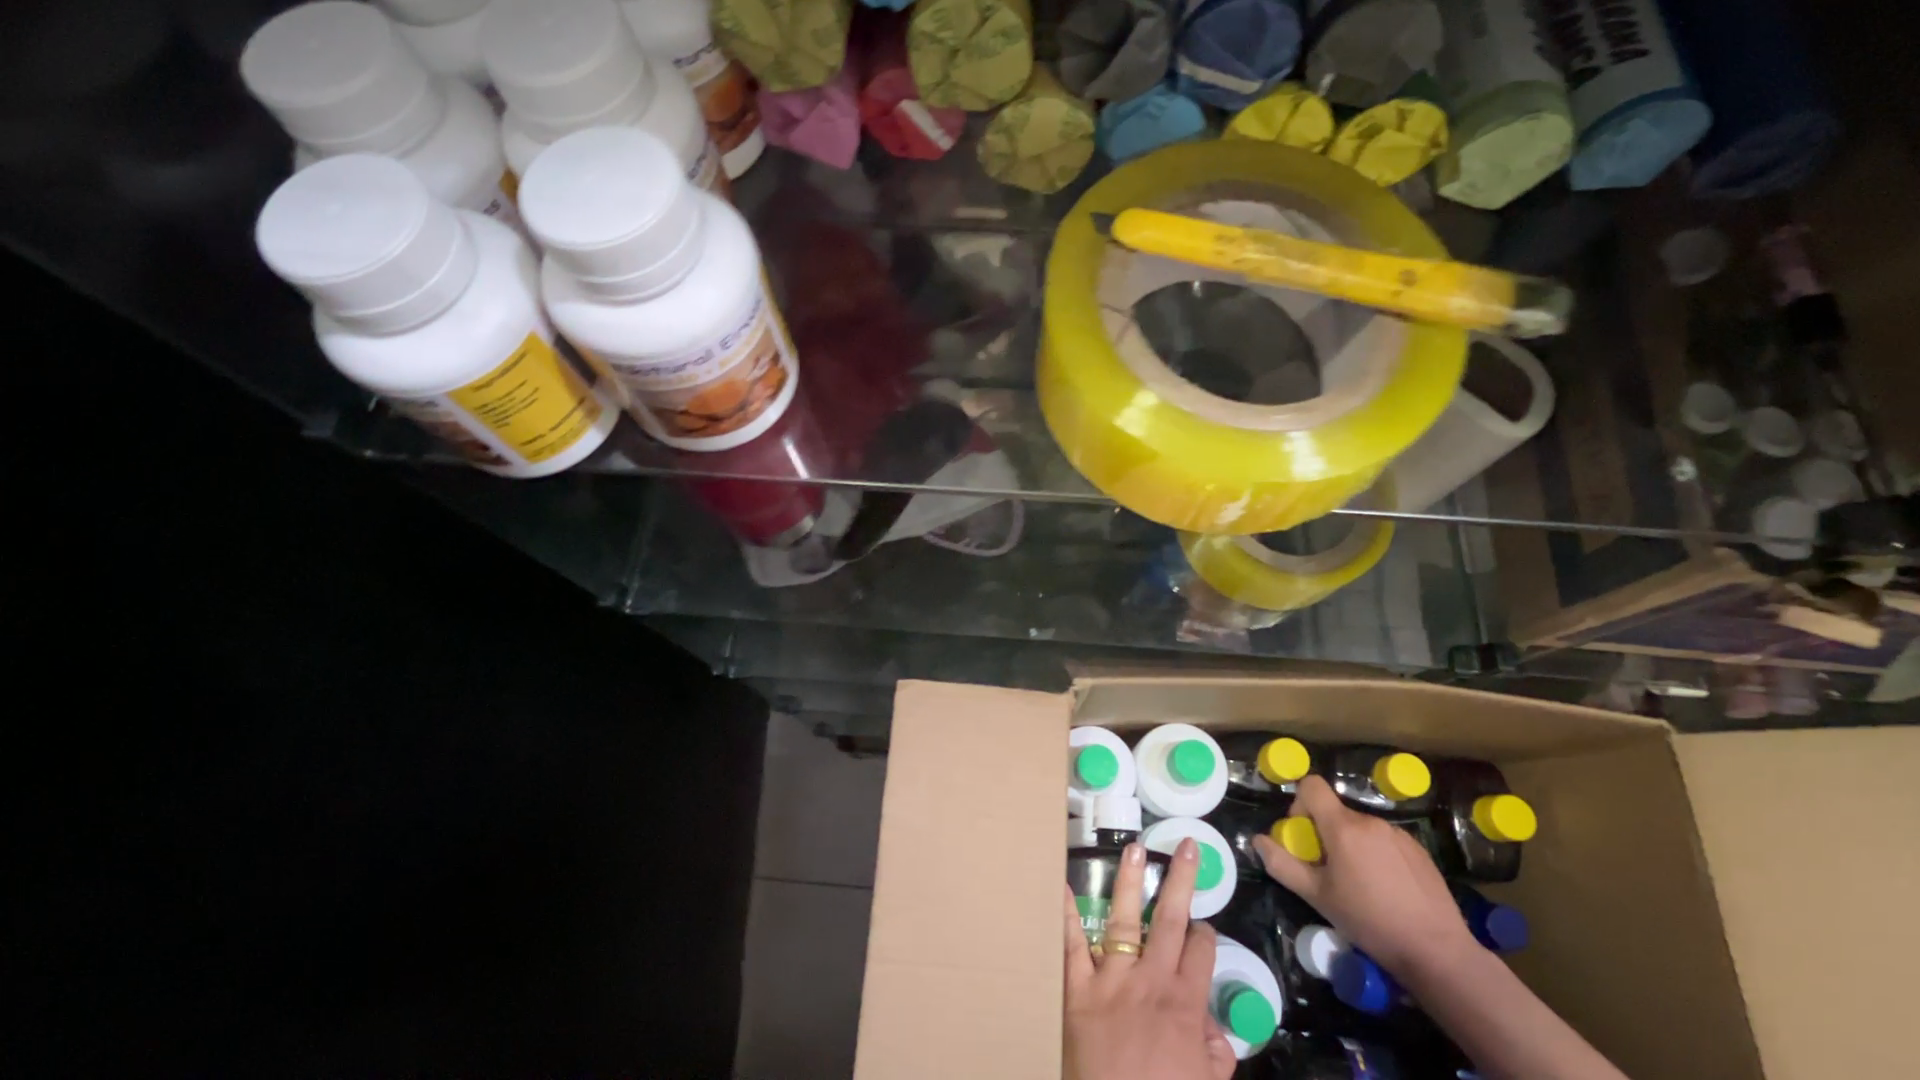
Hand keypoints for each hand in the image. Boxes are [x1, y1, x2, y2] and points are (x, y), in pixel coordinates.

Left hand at [1063, 839, 1235, 1079]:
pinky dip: (1064, 914)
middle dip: (1182, 881)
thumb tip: (1214, 1030)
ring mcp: (1110, 980)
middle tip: (1187, 846)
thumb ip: (1213, 1054)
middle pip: (1171, 921)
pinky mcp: (1076, 989)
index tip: (1203, 926)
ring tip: (1135, 850)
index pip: (1201, 952)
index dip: (1205, 935)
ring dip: (1130, 883)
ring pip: (1124, 921)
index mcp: (1184, 1004)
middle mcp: (1150, 981)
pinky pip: (1069, 945)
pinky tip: (1058, 884)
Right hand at [1251, 775, 1475, 975]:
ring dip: (1351, 846)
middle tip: (1329, 873)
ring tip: (1360, 886)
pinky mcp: (1419, 850)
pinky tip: (1386, 890)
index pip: (1312, 786)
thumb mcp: (1316, 897)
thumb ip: (1282, 864)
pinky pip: (1385, 841)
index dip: (1300, 804)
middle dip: (1325, 835)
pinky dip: (1376, 855)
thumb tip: (1258, 840)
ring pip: (1361, 829)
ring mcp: (1399, 834)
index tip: (1304, 837)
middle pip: (1336, 813)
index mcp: (1343, 827)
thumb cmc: (1368, 921)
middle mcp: (1372, 821)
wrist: (1434, 948)